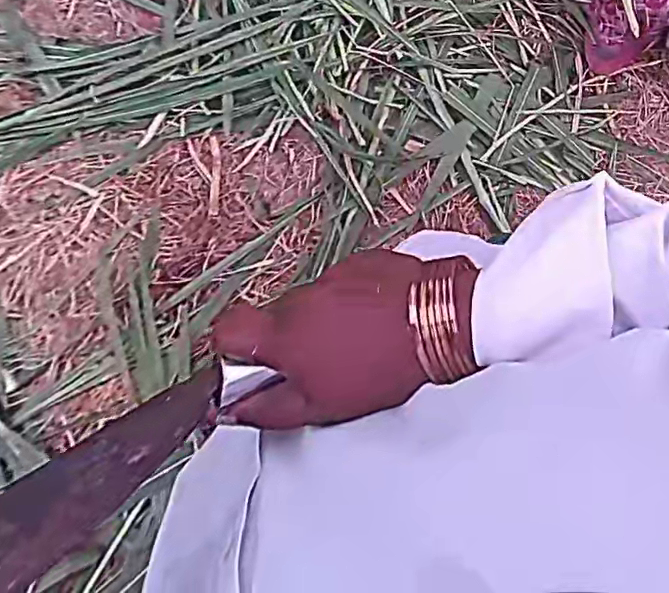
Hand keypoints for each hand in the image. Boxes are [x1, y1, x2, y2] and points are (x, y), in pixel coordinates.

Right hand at [211, 251, 430, 428]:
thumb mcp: (322, 405)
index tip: (250, 363)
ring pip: (311, 300)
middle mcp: (303, 295)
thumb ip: (268, 407)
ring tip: (357, 340)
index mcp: (284, 332)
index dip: (230, 348)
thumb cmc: (383, 367)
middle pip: (275, 316)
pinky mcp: (363, 259)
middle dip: (288, 339)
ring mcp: (334, 273)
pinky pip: (342, 282)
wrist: (440, 318)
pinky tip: (376, 316)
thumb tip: (232, 409)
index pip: (228, 328)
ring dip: (322, 318)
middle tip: (318, 362)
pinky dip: (351, 297)